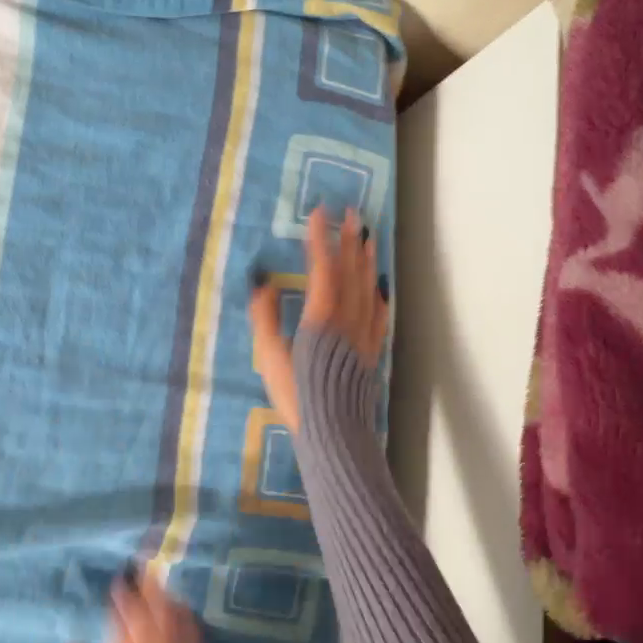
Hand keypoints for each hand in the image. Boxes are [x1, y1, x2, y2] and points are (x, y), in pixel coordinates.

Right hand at [249, 206, 388, 434]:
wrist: (333, 429)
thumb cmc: (296, 395)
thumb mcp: (269, 358)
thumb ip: (265, 319)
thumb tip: (263, 286)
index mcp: (320, 318)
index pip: (322, 268)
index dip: (320, 239)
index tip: (319, 213)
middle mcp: (346, 319)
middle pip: (351, 272)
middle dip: (349, 240)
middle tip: (352, 213)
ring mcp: (363, 333)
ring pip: (367, 288)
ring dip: (366, 260)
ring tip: (367, 237)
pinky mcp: (372, 349)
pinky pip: (378, 313)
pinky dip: (378, 293)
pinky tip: (378, 285)